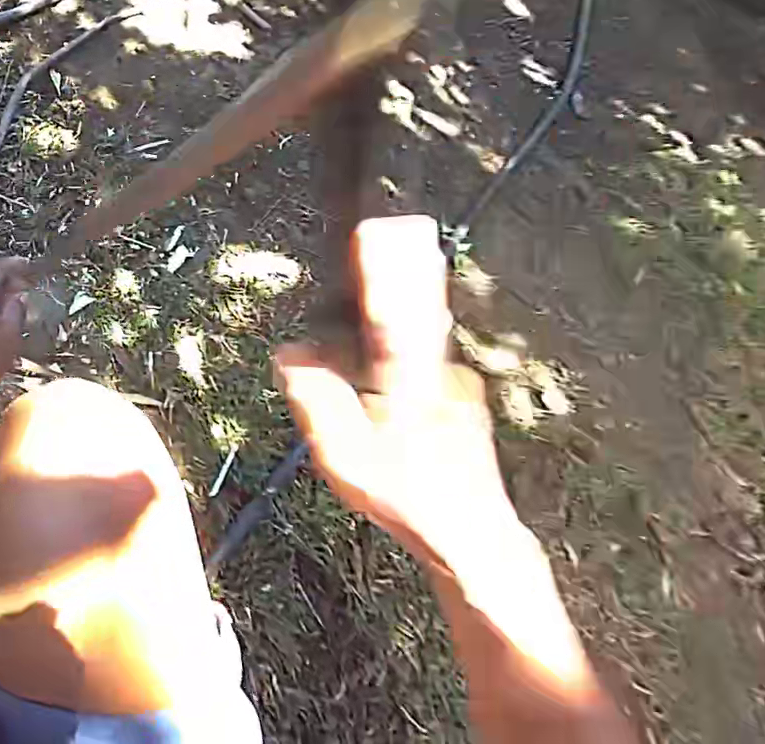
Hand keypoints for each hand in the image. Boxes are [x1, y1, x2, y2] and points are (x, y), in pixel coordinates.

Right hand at [276, 215, 517, 575]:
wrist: (473, 538)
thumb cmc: (405, 497)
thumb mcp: (340, 456)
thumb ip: (313, 399)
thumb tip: (290, 352)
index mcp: (409, 385)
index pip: (391, 315)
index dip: (382, 271)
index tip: (376, 232)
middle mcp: (442, 373)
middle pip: (412, 305)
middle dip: (400, 265)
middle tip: (391, 227)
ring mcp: (457, 381)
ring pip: (413, 335)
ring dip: (392, 311)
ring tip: (372, 305)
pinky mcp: (461, 391)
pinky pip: (420, 355)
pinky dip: (398, 346)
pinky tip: (382, 372)